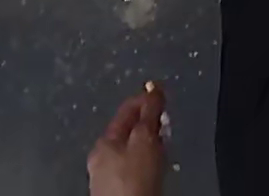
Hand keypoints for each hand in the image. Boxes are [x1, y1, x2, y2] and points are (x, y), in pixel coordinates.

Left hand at [88, 81, 165, 195]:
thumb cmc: (134, 178)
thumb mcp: (145, 139)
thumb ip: (150, 112)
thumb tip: (154, 87)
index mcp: (104, 142)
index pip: (127, 108)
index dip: (146, 98)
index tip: (164, 95)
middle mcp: (101, 159)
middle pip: (129, 130)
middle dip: (149, 123)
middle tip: (166, 122)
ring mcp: (108, 180)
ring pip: (133, 151)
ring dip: (150, 144)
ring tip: (165, 145)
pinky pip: (136, 170)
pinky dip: (148, 163)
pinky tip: (157, 169)